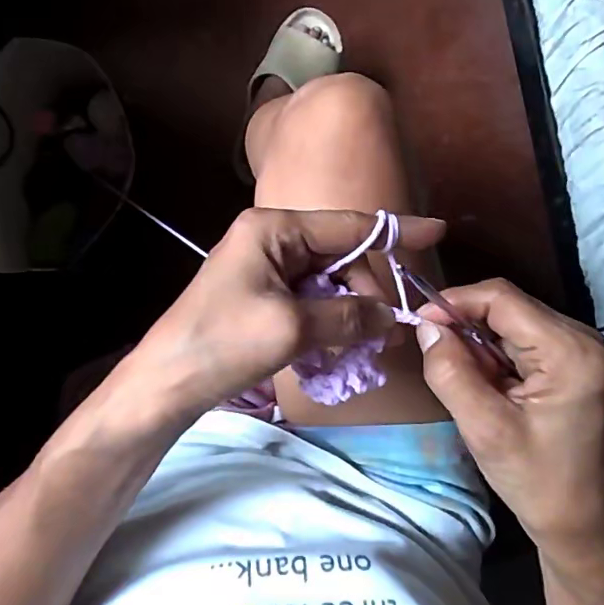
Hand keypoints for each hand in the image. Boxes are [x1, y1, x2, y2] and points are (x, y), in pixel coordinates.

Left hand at [121, 208, 443, 419]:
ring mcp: (263, 267)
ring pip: (326, 282)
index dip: (394, 230)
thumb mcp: (292, 327)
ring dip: (347, 314)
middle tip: (384, 335)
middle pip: (339, 256)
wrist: (167, 381)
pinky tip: (333, 353)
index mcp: (272, 228)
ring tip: (359, 351)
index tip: (437, 231)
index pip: (347, 223)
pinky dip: (326, 323)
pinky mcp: (260, 294)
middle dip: (365, 292)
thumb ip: (348, 315)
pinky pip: (308, 301)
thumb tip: (391, 315)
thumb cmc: (223, 342)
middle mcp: (269, 238)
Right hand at [414, 279, 603, 547]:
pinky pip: (514, 337)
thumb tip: (425, 327)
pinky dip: (487, 352)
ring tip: (458, 376)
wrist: (575, 520)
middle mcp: (578, 337)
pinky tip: (479, 382)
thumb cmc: (534, 478)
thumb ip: (450, 372)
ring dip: (473, 340)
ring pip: (506, 319)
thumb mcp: (483, 428)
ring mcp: (574, 347)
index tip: (419, 324)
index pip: (502, 298)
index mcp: (569, 350)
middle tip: (432, 352)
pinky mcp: (565, 359)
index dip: (454, 302)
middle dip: (462, 322)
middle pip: (505, 304)